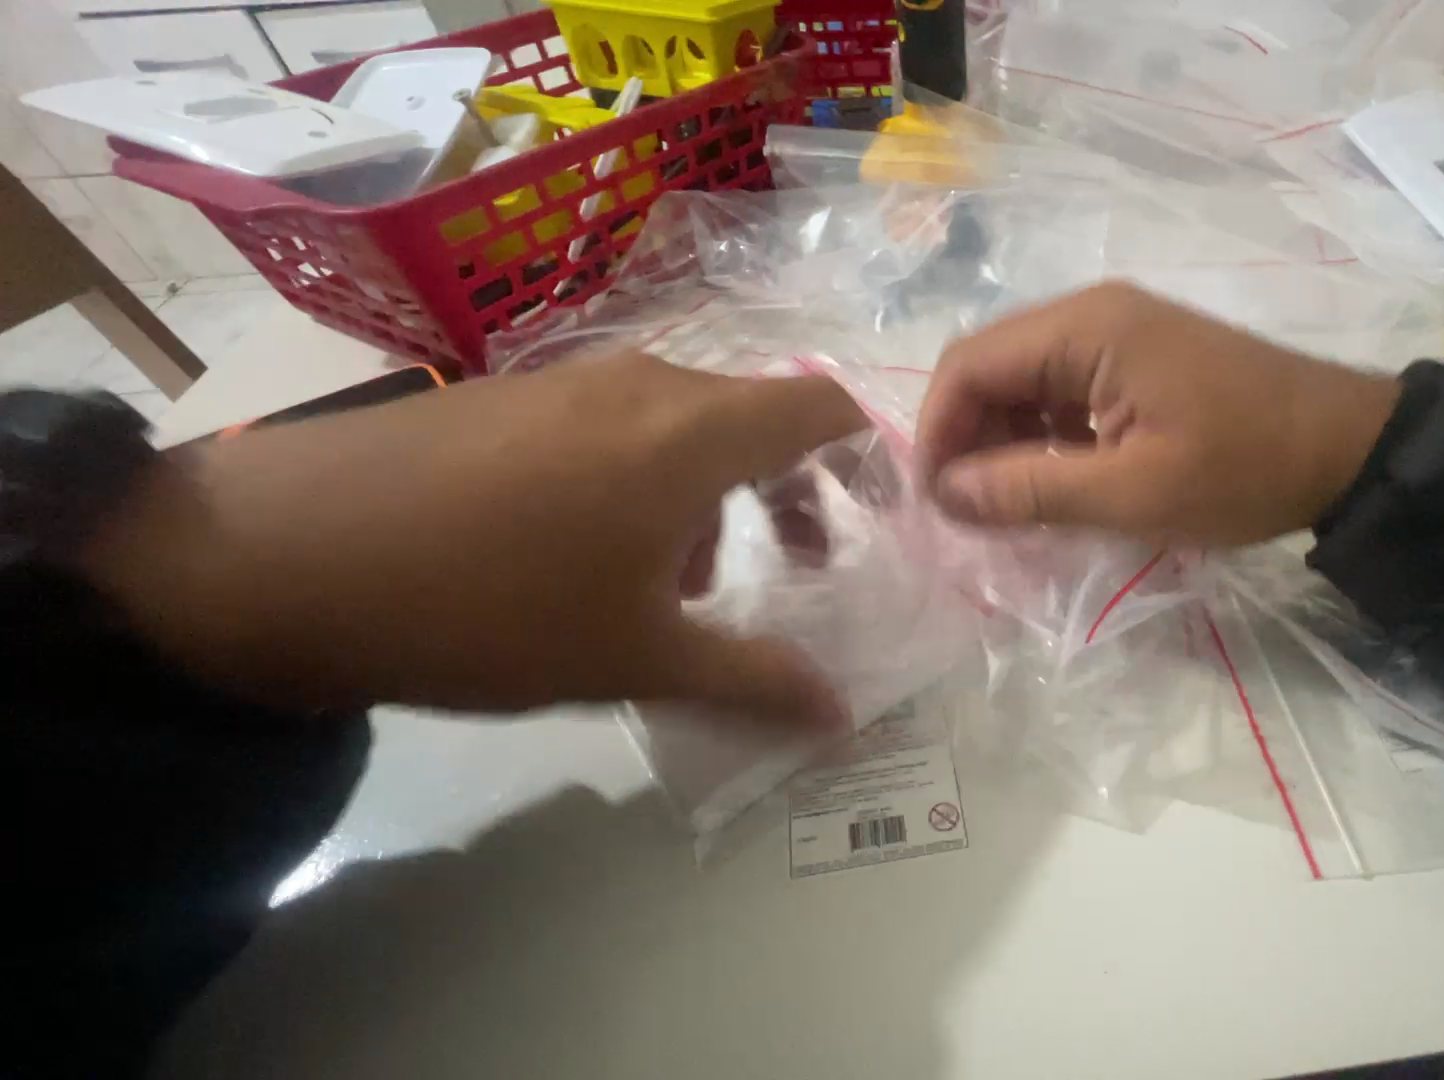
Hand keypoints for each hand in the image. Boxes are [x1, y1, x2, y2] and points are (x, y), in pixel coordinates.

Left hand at [79, 349, 868, 722]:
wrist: (270, 561)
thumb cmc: (490, 609)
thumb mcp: (638, 658)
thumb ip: (756, 680)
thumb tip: (840, 718)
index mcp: (694, 434)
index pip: (822, 409)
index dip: (867, 455)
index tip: (875, 514)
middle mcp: (647, 385)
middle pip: (763, 419)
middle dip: (797, 490)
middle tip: (797, 561)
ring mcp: (576, 379)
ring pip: (692, 424)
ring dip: (720, 492)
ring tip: (684, 578)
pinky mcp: (518, 395)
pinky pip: (626, 422)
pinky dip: (654, 476)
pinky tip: (597, 549)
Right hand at [918, 281, 1401, 546]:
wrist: (1348, 449)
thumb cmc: (1242, 469)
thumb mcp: (1130, 493)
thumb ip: (1029, 490)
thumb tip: (946, 494)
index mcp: (1084, 328)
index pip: (969, 365)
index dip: (936, 431)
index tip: (935, 499)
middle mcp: (1090, 314)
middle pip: (991, 368)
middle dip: (967, 438)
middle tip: (968, 510)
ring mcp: (1114, 334)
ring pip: (1022, 382)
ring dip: (1002, 440)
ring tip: (1006, 504)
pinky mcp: (1134, 359)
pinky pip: (1060, 392)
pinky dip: (1041, 437)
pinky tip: (1050, 481)